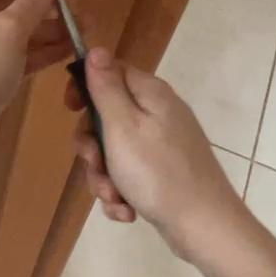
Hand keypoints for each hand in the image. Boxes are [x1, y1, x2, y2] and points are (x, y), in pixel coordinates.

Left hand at [0, 0, 73, 141]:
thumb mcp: (8, 31)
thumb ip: (31, 2)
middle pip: (12, 2)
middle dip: (46, 1)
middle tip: (80, 1)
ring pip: (21, 30)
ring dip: (51, 27)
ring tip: (86, 26)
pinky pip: (22, 54)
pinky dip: (44, 50)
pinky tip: (72, 49)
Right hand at [68, 48, 247, 261]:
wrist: (204, 228)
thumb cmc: (158, 172)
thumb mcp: (122, 126)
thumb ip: (106, 87)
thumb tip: (96, 49)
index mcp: (151, 94)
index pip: (110, 71)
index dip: (85, 88)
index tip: (70, 110)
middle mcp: (158, 114)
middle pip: (107, 116)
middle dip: (93, 146)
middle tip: (95, 163)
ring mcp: (162, 146)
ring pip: (114, 151)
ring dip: (104, 176)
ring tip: (114, 196)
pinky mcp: (163, 173)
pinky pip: (129, 174)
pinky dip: (122, 191)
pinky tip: (127, 209)